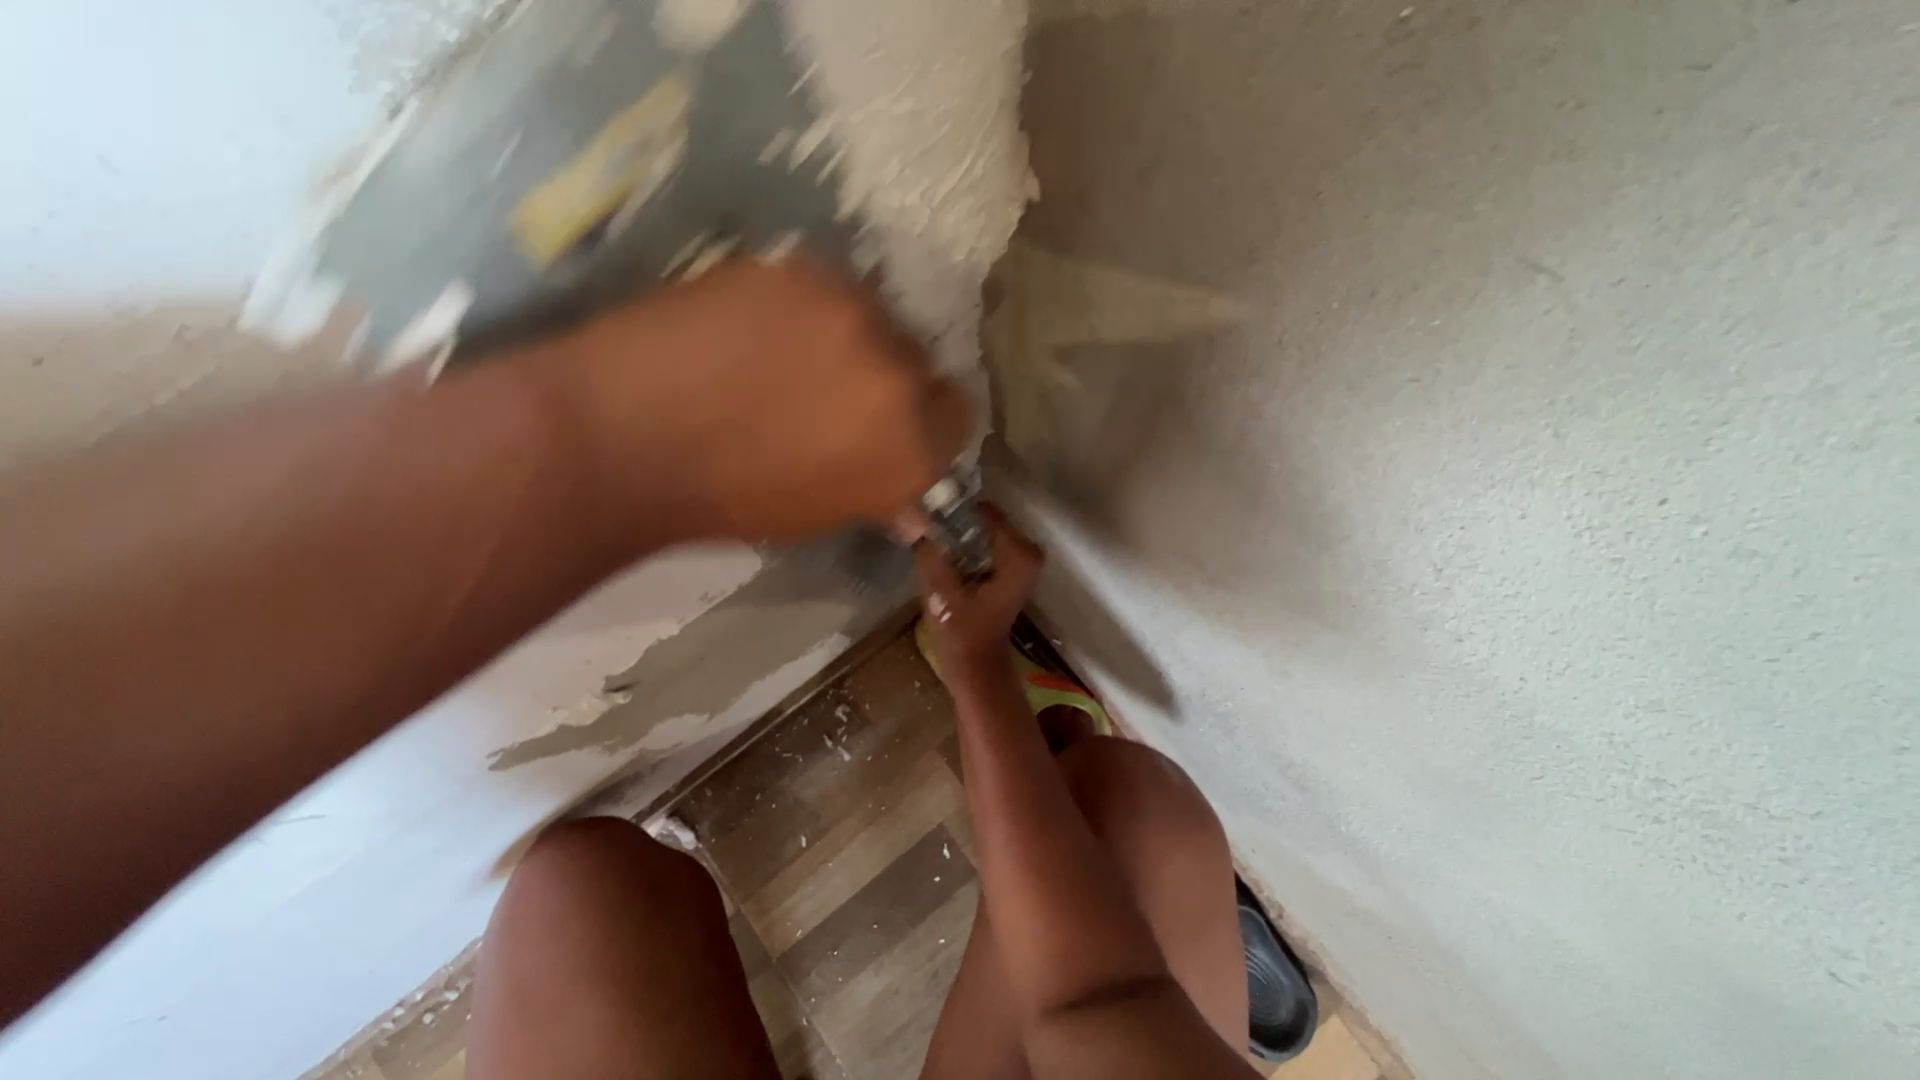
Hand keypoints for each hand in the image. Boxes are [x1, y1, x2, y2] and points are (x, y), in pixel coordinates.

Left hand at [549, 257, 974, 542]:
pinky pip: (826, 285)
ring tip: (784, 353)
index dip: (923, 418)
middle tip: (829, 386)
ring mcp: (854, 313)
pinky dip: (802, 305)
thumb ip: (877, 483)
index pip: (957, 417)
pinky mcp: (803, 268)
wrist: (623, 437)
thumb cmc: (721, 498)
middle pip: (919, 358)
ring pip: (875, 313)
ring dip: (846, 333)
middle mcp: (900, 378)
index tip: (885, 420)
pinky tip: (753, 328)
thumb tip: (903, 486)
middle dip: (884, 373)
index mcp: (912, 452)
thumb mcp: (821, 512)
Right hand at [914, 504, 1044, 672]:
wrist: (976, 666)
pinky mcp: (1011, 570)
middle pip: (985, 520)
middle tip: (927, 534)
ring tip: (933, 546)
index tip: (928, 519)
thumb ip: (932, 554)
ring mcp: (1022, 561)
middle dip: (956, 525)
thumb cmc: (961, 633)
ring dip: (958, 537)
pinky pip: (985, 545)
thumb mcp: (940, 592)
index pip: (984, 512)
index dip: (954, 514)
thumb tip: (918, 523)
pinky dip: (965, 550)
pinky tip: (946, 560)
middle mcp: (1028, 552)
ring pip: (983, 532)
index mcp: (1019, 554)